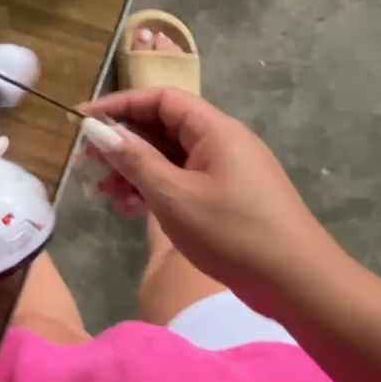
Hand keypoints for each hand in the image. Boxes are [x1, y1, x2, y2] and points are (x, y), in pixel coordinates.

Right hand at [81, 87, 344, 306]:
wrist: (297, 282)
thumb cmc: (233, 232)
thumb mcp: (173, 195)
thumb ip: (134, 160)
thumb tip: (100, 131)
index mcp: (214, 130)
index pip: (160, 98)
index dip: (119, 104)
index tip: (83, 119)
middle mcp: (220, 142)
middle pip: (161, 127)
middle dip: (122, 143)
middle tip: (89, 163)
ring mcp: (224, 170)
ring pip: (167, 157)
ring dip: (133, 171)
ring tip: (106, 195)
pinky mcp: (224, 196)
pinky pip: (180, 179)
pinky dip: (153, 189)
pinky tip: (131, 209)